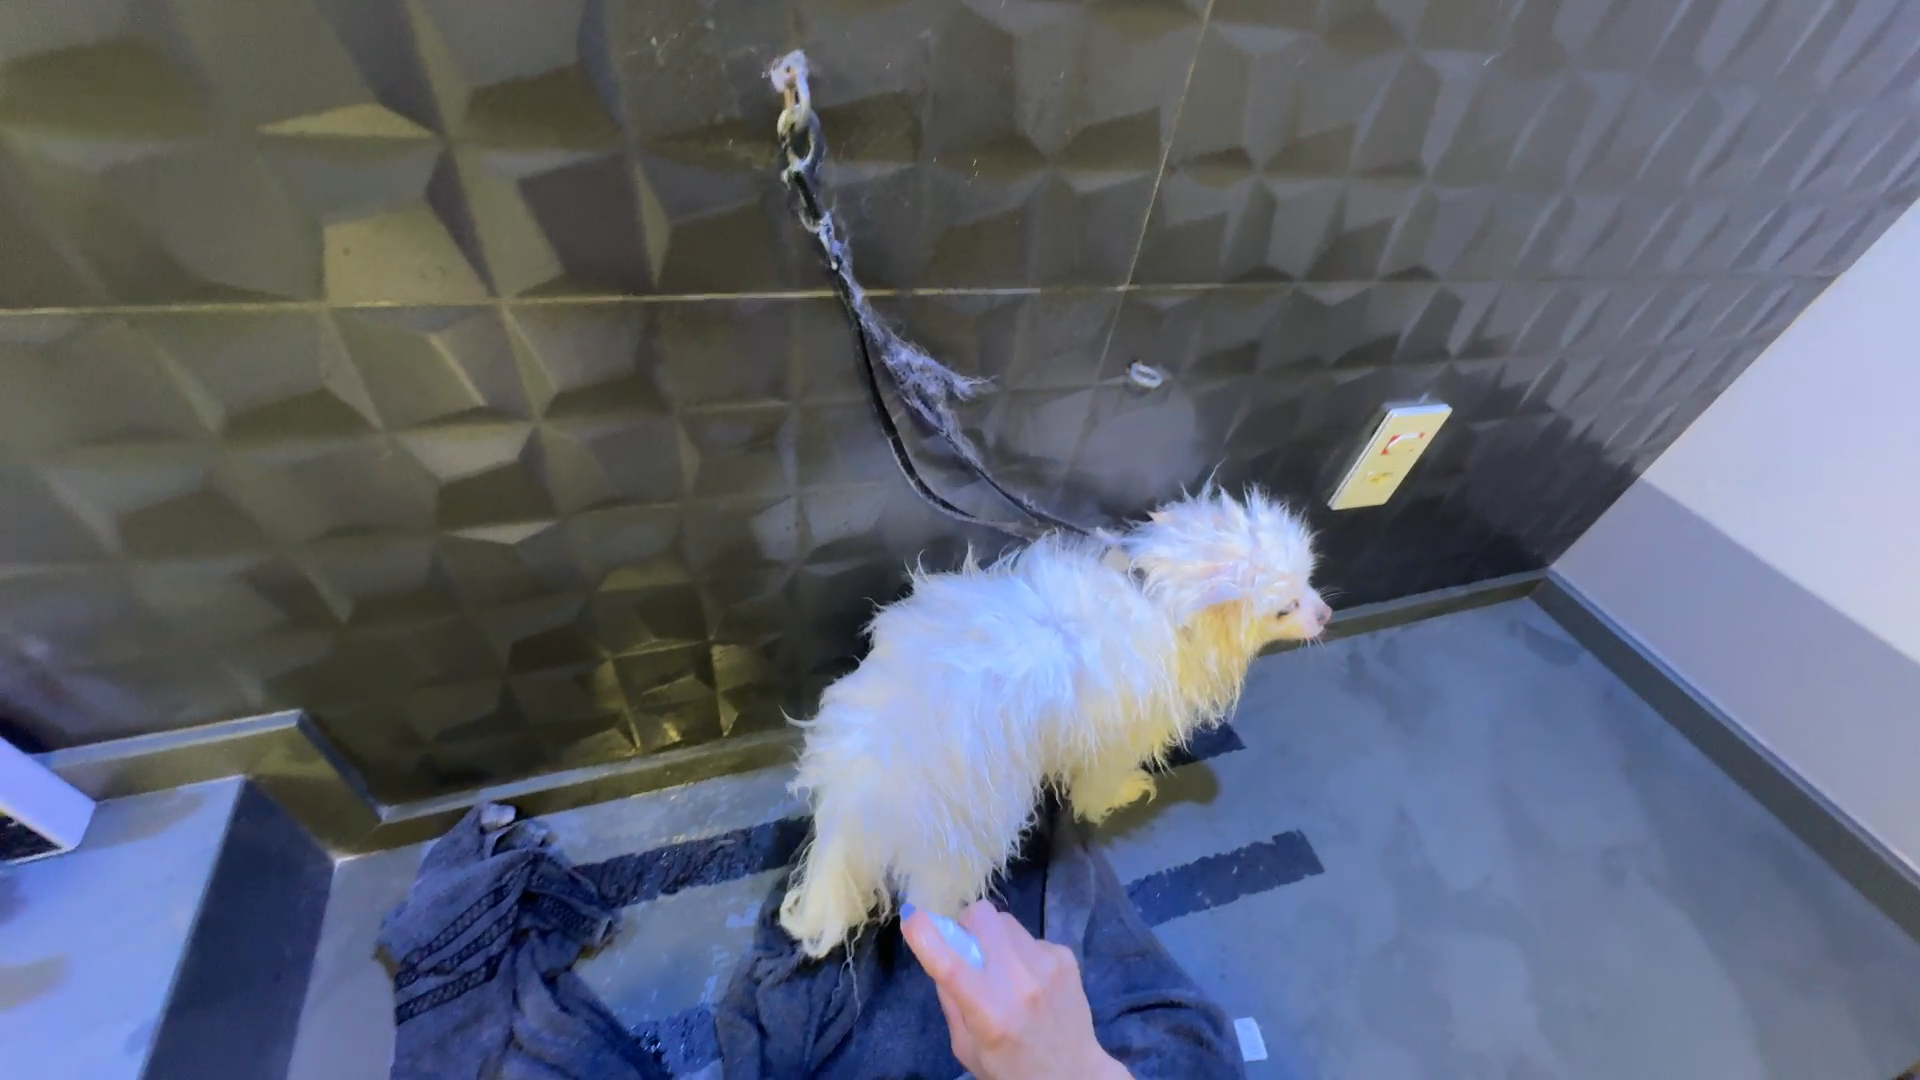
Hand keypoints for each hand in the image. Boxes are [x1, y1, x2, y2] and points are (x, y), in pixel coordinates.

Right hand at [902, 901, 1130, 1079]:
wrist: (1076, 1075)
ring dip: (997, 938)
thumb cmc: (1012, 1069)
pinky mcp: (1065, 956)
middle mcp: (1018, 982)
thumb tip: (938, 950)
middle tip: (970, 947)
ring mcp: (1046, 965)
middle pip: (982, 916)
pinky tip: (1033, 980)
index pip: (950, 964)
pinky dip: (1024, 952)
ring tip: (1006, 969)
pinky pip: (1031, 937)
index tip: (911, 916)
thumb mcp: (968, 1048)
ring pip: (1006, 922)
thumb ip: (951, 1000)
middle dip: (968, 924)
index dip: (926, 935)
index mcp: (989, 1012)